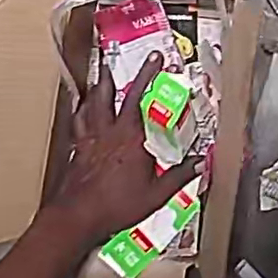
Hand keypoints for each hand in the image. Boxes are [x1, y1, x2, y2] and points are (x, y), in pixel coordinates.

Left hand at [43, 52, 203, 246]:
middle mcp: (108, 131)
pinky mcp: (76, 150)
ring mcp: (89, 139)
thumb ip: (180, 175)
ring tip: (102, 78)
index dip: (148, 74)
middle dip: (115, 73)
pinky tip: (83, 110)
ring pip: (90, 105)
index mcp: (130, 136)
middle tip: (116, 59)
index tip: (155, 58)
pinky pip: (78, 123)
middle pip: (108, 93)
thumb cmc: (117, 205)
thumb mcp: (157, 194)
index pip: (139, 96)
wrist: (77, 218)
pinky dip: (81, 112)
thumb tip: (201, 161)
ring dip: (96, 89)